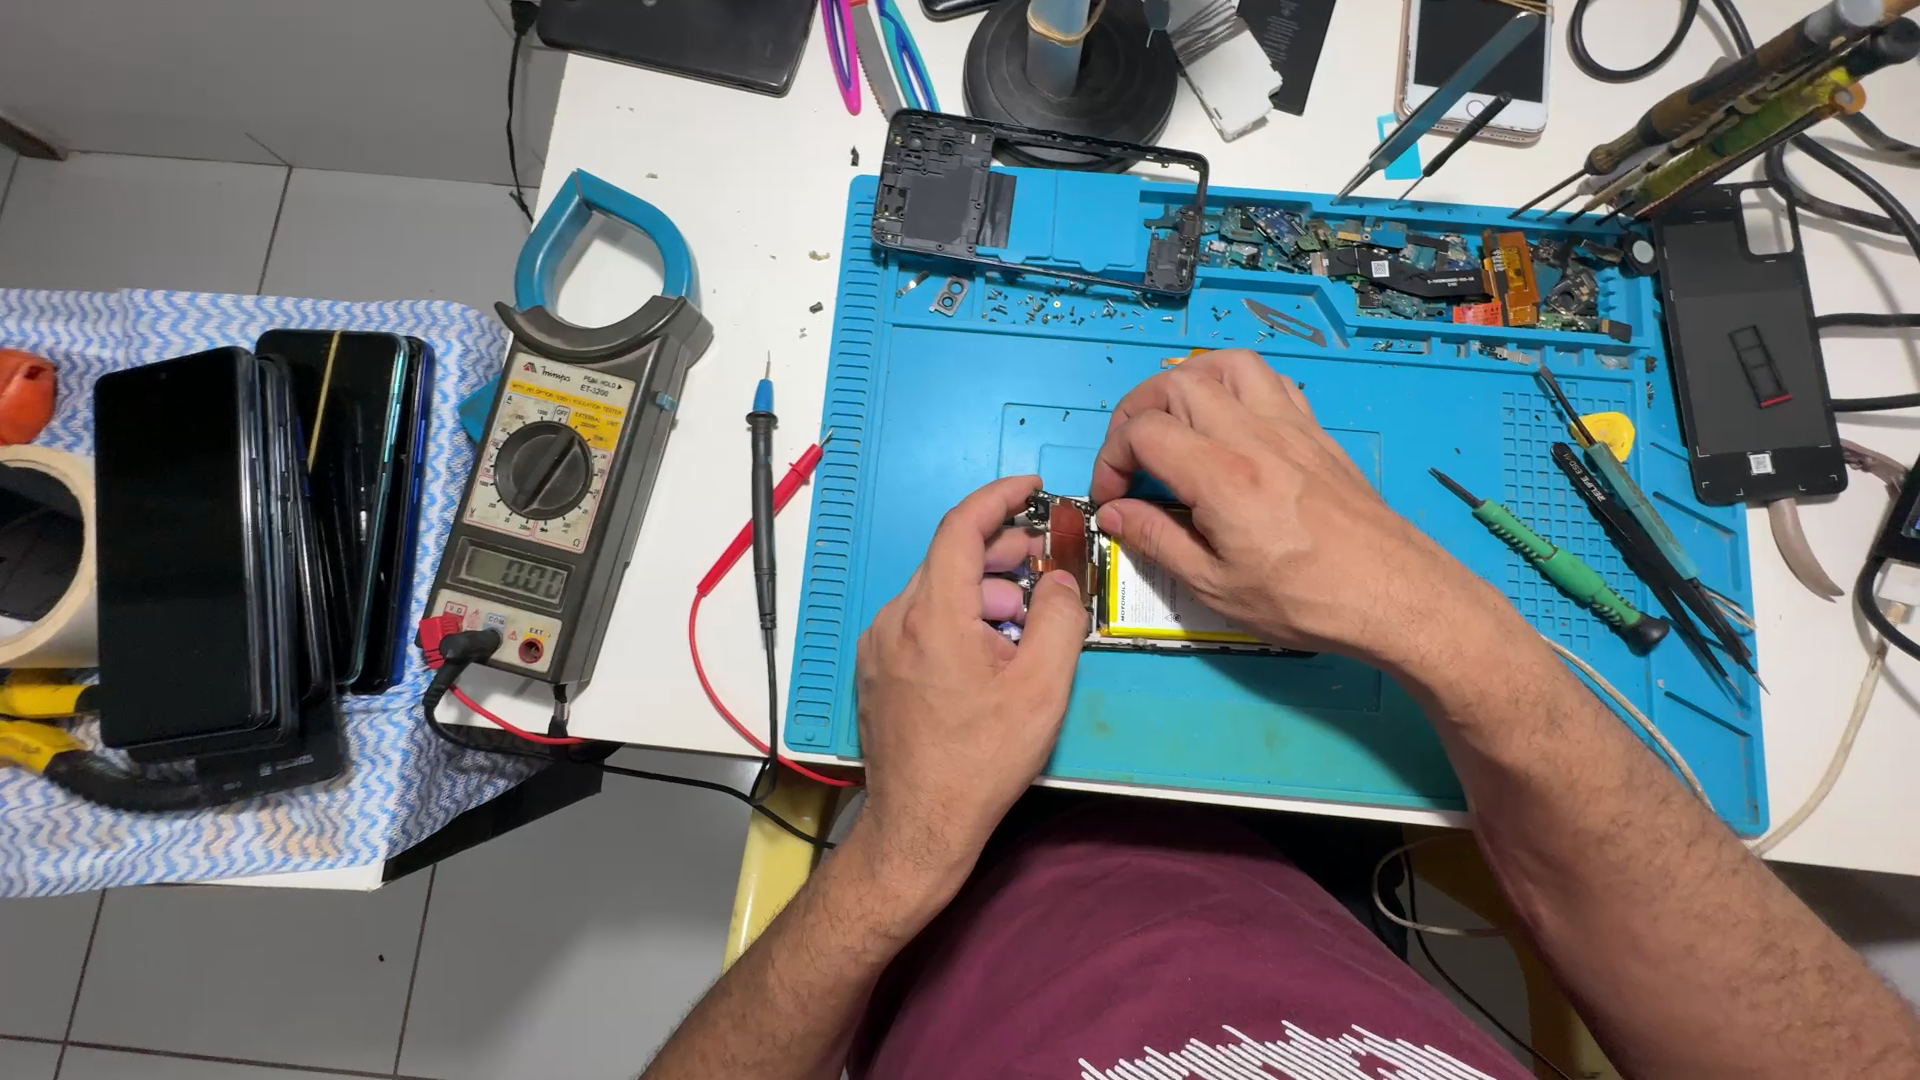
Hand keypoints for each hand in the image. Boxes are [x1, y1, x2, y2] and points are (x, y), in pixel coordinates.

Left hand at [853, 475, 1086, 885]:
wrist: (920, 826)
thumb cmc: (982, 760)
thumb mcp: (1041, 688)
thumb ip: (1060, 618)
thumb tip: (1059, 579)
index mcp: (932, 614)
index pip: (960, 528)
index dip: (997, 497)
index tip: (1029, 487)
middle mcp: (895, 619)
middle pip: (949, 559)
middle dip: (1001, 552)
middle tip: (1044, 563)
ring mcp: (879, 644)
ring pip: (935, 591)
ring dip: (983, 591)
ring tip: (1024, 620)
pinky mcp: (876, 667)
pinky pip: (920, 620)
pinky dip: (958, 616)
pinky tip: (989, 648)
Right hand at [1090, 350, 1503, 666]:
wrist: (1398, 597)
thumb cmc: (1305, 600)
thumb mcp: (1214, 587)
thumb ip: (1157, 540)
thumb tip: (1114, 514)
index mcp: (1221, 476)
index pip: (1143, 432)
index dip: (1110, 459)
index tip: (1112, 498)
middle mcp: (1253, 436)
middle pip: (1176, 383)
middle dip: (1135, 412)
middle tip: (1130, 458)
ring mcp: (1290, 427)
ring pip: (1226, 364)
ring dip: (1185, 383)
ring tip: (1172, 422)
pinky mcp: (1315, 433)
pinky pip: (1270, 381)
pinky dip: (1234, 386)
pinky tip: (1228, 421)